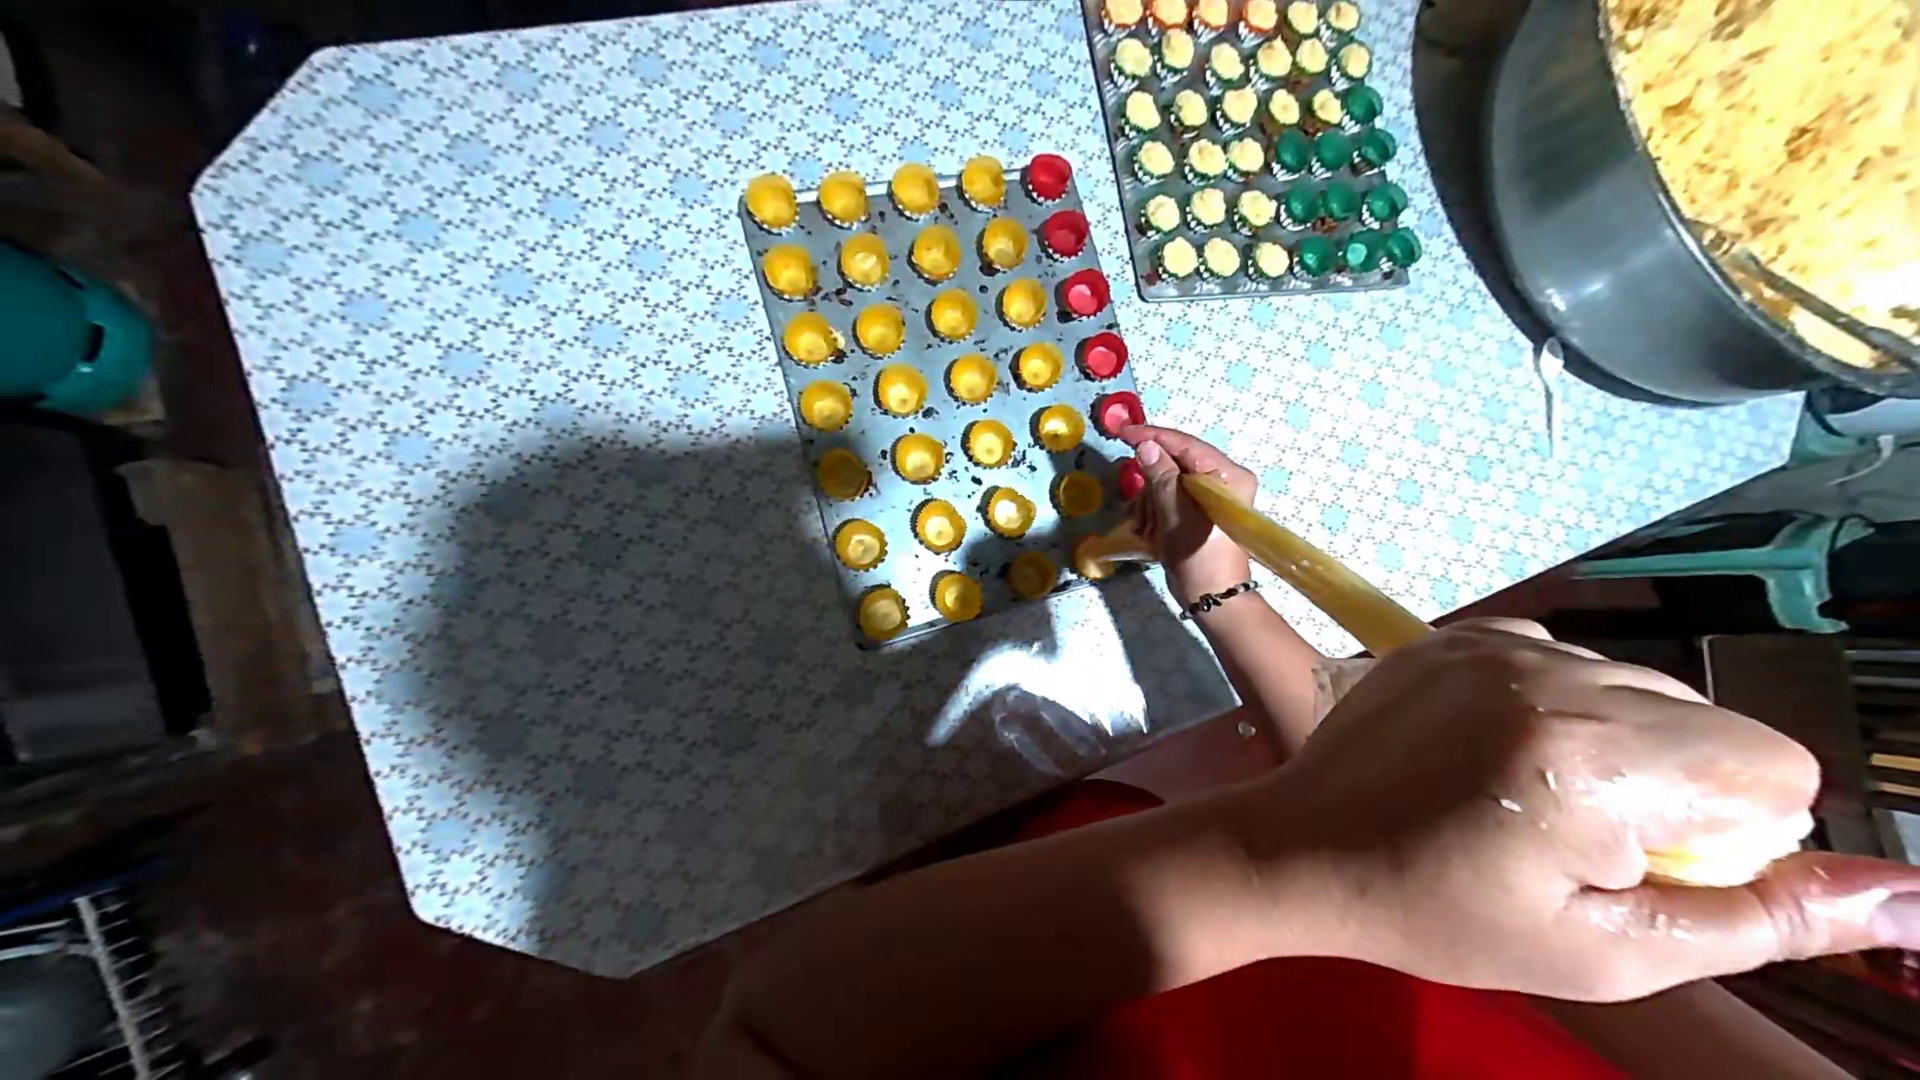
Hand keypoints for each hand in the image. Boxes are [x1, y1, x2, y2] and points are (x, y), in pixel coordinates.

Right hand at [1115, 424, 1253, 603]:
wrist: (1212, 597)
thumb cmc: (1199, 555)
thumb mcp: (1176, 514)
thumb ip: (1161, 476)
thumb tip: (1146, 446)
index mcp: (1227, 475)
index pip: (1186, 444)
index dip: (1153, 437)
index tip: (1123, 432)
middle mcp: (1223, 480)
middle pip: (1175, 463)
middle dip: (1149, 484)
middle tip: (1136, 507)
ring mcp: (1211, 497)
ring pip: (1168, 482)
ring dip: (1149, 502)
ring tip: (1143, 526)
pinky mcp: (1200, 512)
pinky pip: (1170, 499)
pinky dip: (1154, 511)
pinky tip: (1146, 530)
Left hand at [1256, 619, 1919, 1001]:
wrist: (1306, 845)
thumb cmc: (1437, 909)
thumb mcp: (1606, 949)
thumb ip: (1761, 918)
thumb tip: (1909, 895)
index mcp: (1584, 751)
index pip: (1771, 761)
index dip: (1735, 827)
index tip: (1646, 857)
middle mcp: (1535, 675)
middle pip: (1695, 714)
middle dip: (1672, 779)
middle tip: (1575, 829)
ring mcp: (1476, 647)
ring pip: (1622, 681)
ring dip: (1609, 734)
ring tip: (1526, 787)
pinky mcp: (1437, 640)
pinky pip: (1546, 655)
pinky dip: (1547, 697)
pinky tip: (1493, 742)